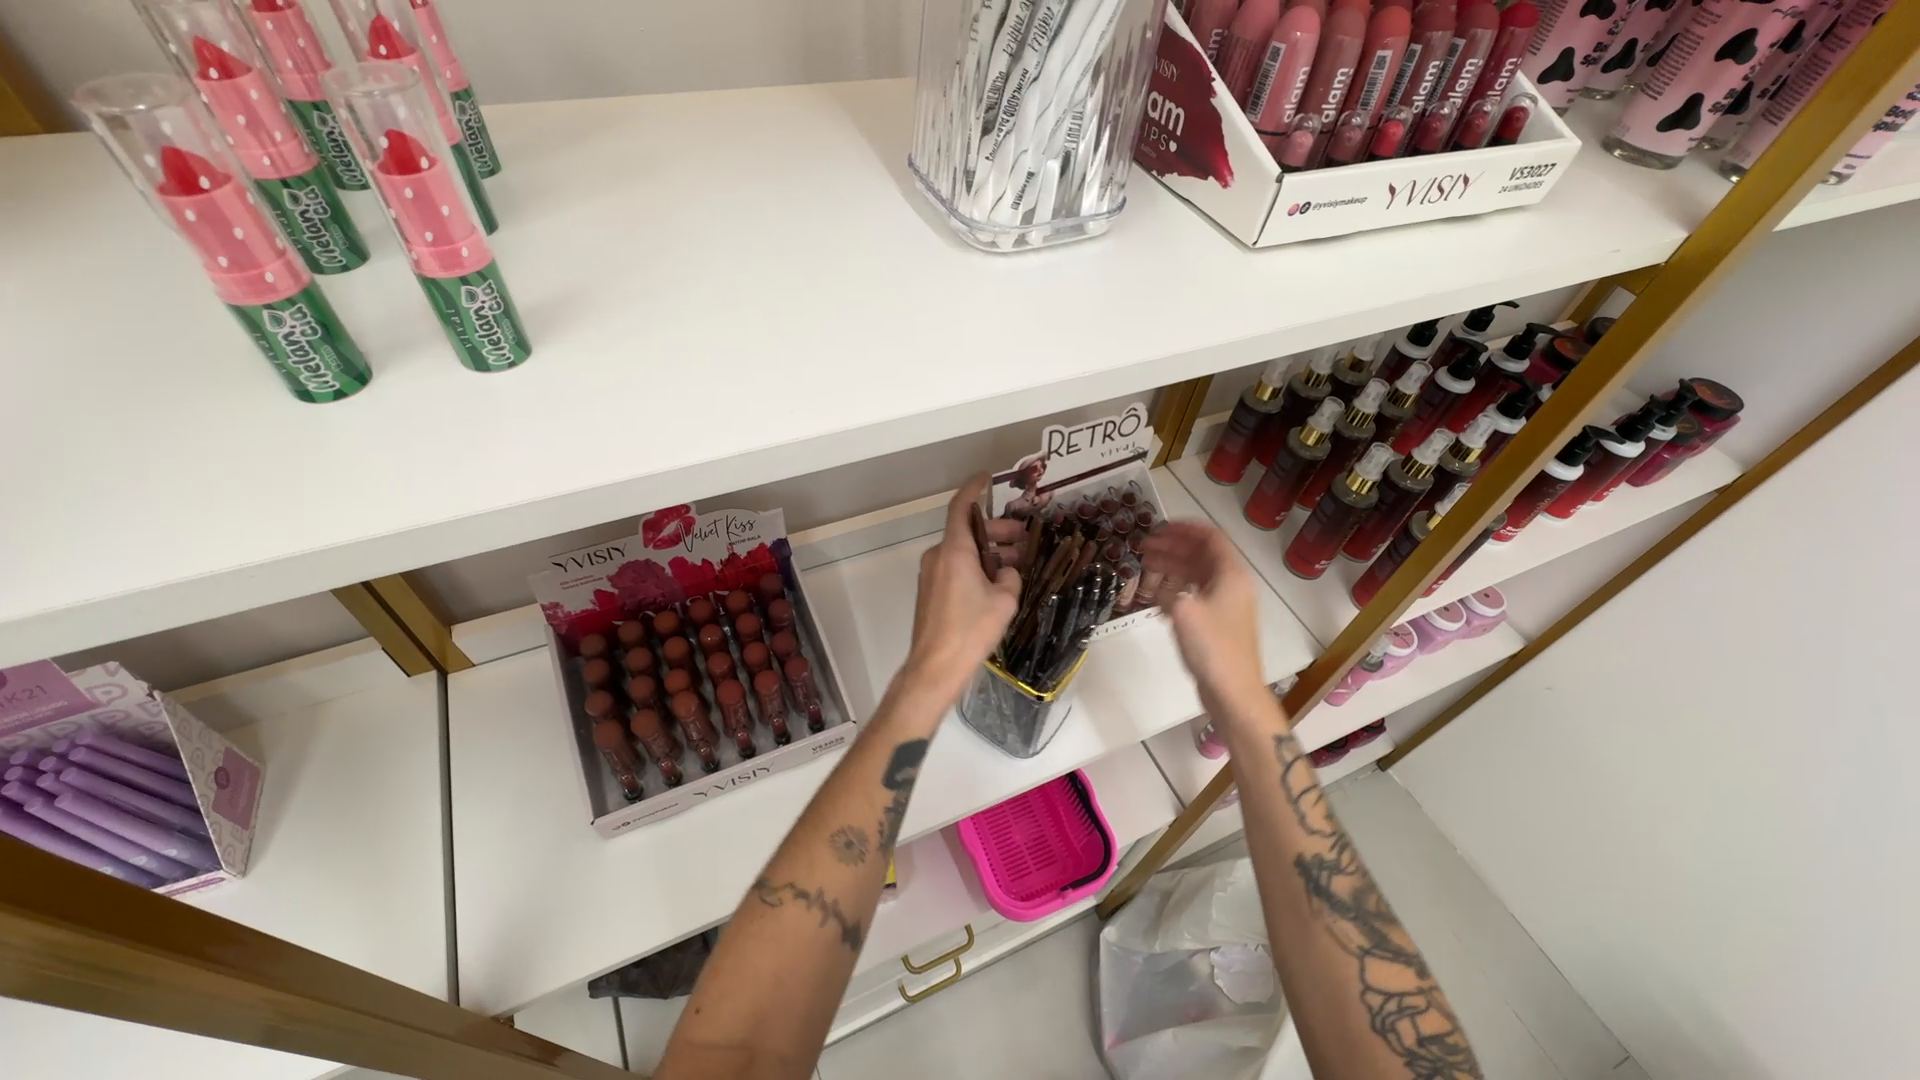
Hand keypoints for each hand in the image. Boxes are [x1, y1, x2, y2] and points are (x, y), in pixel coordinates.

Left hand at [902, 474, 1022, 701]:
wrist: (936, 666)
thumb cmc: (971, 629)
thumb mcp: (1004, 600)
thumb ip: (1009, 577)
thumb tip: (1006, 574)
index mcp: (955, 551)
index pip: (961, 508)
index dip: (974, 489)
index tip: (987, 479)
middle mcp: (938, 556)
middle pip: (968, 531)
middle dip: (996, 531)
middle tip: (1023, 539)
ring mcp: (931, 575)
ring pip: (962, 552)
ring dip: (988, 553)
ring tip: (1016, 565)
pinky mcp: (930, 592)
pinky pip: (955, 569)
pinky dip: (975, 567)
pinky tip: (996, 584)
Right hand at [1143, 523, 1265, 707]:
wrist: (1233, 691)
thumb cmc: (1212, 648)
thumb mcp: (1184, 612)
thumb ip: (1169, 591)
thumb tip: (1160, 589)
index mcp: (1231, 575)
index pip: (1210, 538)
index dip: (1184, 528)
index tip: (1159, 526)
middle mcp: (1232, 585)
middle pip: (1202, 555)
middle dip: (1174, 547)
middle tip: (1145, 546)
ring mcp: (1226, 605)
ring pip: (1198, 575)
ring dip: (1174, 566)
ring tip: (1146, 565)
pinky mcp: (1218, 624)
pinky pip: (1196, 595)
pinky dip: (1177, 588)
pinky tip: (1156, 594)